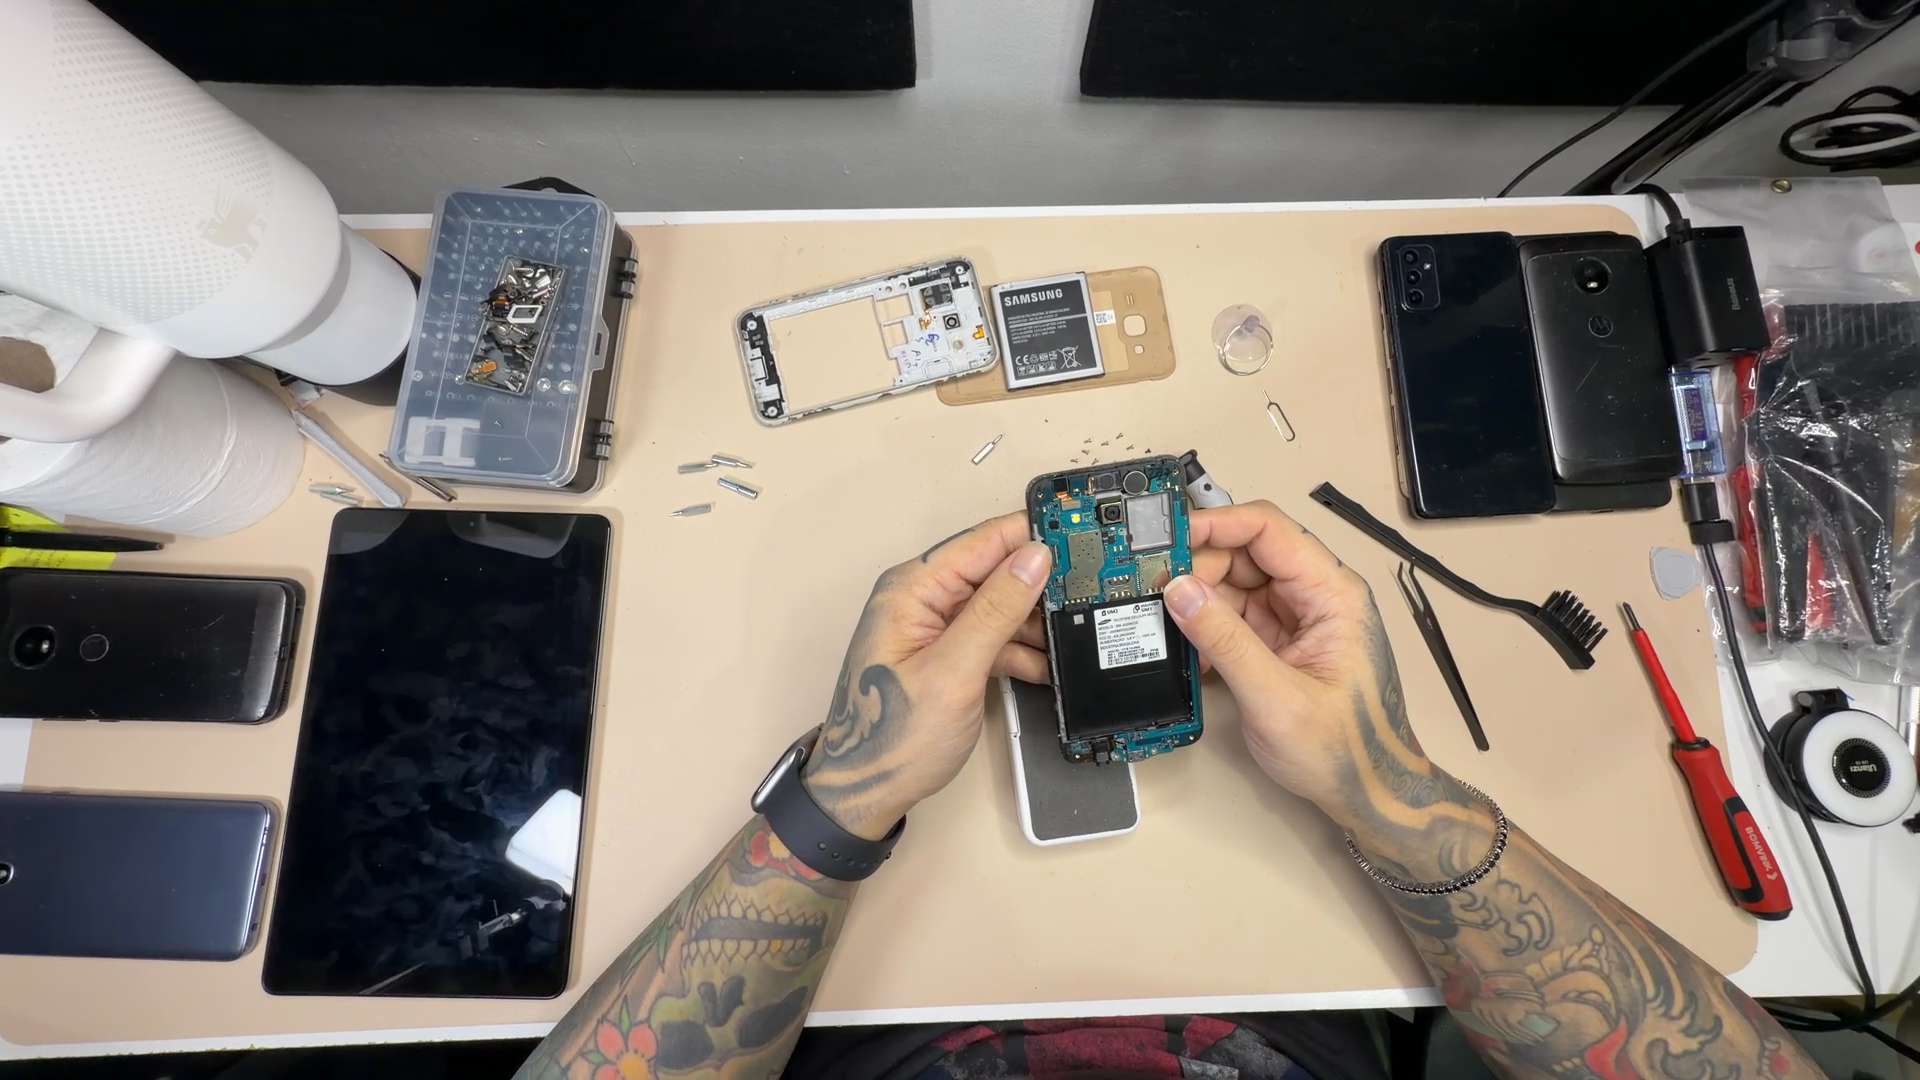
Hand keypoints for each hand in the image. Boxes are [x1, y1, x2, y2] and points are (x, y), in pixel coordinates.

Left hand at [801, 513, 1051, 839]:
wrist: (867, 791)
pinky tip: (1044, 668)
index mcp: (913, 588)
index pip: (982, 541)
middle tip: (1085, 594)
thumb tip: (1032, 559)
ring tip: (1068, 640)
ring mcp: (936, 625)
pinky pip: (993, 635)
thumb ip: (994, 611)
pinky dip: (1020, 650)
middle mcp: (923, 597)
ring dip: (1033, 623)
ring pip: (1000, 604)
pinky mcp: (949, 650)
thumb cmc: (893, 737)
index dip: (1031, 536)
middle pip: (995, 570)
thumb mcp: (953, 672)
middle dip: (1039, 583)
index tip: (1080, 537)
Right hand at [1161, 500, 1447, 830]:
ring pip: (1230, 581)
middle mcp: (1313, 595)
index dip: (1216, 525)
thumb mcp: (1276, 697)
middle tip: (1158, 591)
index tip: (1169, 539)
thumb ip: (1225, 640)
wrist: (1369, 794)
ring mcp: (1292, 616)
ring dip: (1196, 600)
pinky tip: (1193, 651)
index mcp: (1331, 594)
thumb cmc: (1347, 750)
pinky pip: (1229, 612)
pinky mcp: (1275, 638)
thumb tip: (1180, 592)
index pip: (1268, 531)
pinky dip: (1203, 626)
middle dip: (1197, 568)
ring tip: (1172, 628)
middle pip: (1242, 552)